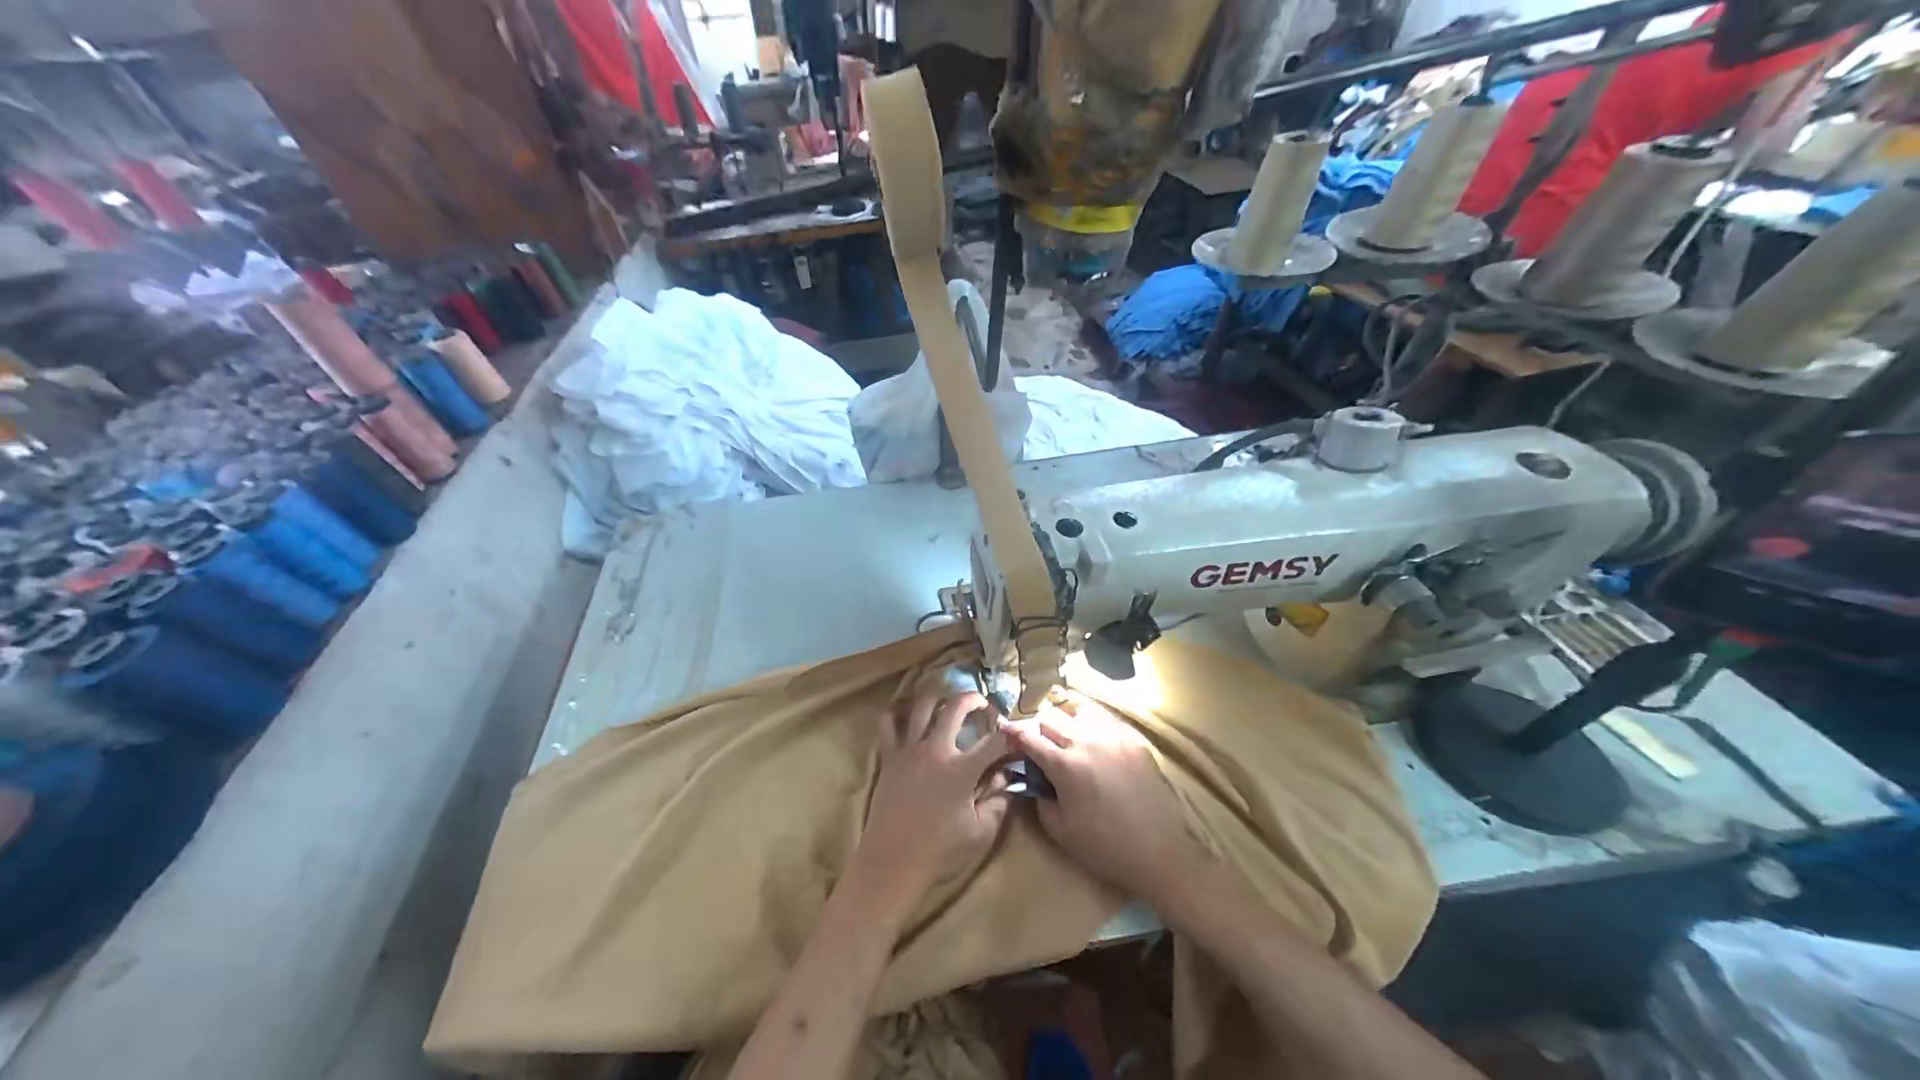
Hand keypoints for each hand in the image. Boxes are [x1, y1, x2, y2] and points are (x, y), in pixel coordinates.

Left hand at [857, 690, 1012, 897]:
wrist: (891, 864)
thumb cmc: (939, 852)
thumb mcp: (980, 833)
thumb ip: (998, 802)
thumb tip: (1007, 778)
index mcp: (961, 770)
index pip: (994, 741)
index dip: (1010, 734)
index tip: (1017, 734)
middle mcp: (935, 750)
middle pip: (956, 708)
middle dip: (974, 699)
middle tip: (983, 703)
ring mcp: (908, 750)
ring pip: (922, 706)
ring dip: (939, 697)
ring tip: (948, 701)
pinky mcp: (889, 758)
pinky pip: (888, 723)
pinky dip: (897, 712)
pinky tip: (907, 712)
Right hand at [1004, 694, 1209, 906]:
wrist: (1160, 852)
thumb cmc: (1104, 846)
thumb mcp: (1059, 829)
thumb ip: (1039, 796)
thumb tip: (1032, 777)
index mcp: (1065, 764)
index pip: (1029, 737)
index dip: (1013, 733)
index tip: (1004, 730)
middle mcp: (1087, 741)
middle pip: (1051, 718)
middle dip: (1037, 727)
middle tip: (1035, 740)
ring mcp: (1114, 737)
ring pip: (1079, 711)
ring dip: (1065, 720)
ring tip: (1064, 735)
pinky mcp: (1135, 741)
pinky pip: (1105, 721)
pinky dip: (1091, 724)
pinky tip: (1091, 740)